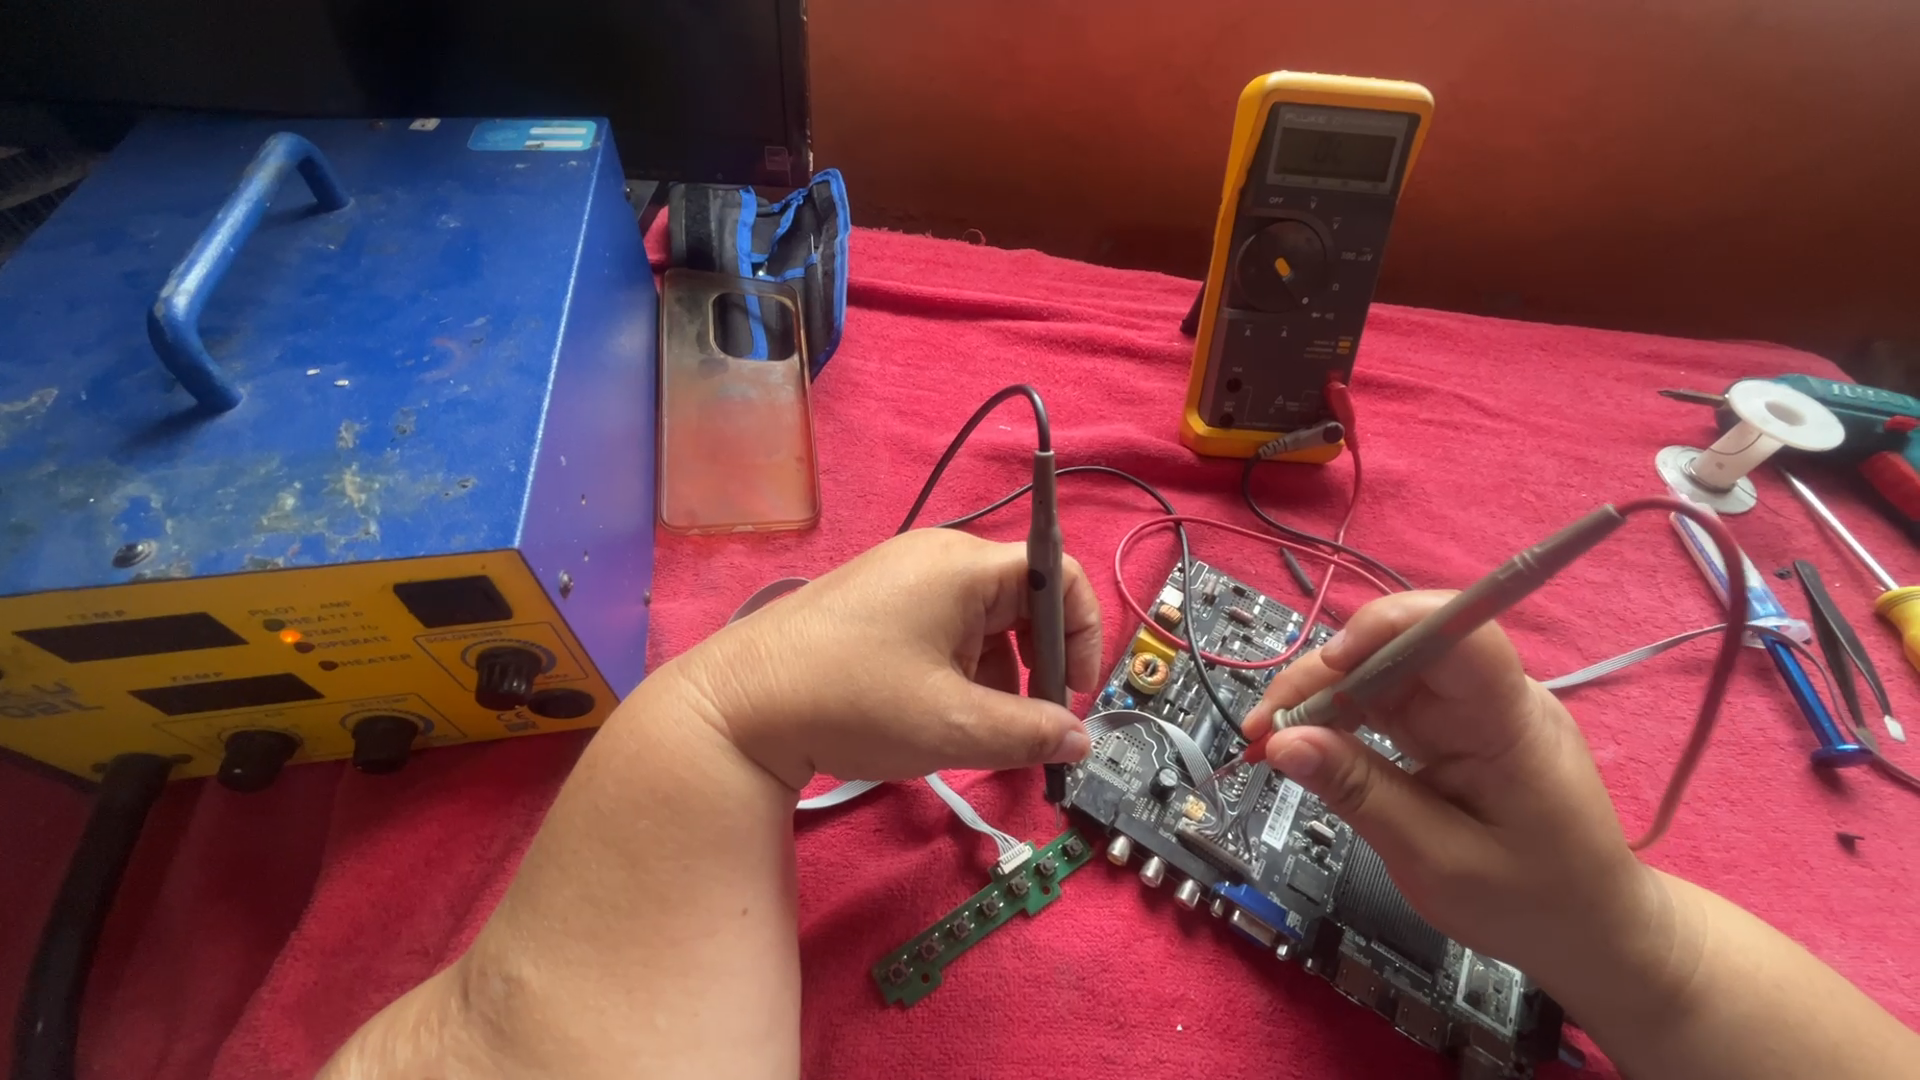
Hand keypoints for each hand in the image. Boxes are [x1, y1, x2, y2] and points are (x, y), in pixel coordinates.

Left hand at [664, 529, 1101, 789]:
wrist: (738, 706)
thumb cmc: (855, 703)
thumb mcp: (953, 726)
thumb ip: (1030, 733)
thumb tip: (1080, 741)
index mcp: (964, 566)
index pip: (1059, 573)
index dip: (1083, 633)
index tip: (1076, 696)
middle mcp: (937, 557)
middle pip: (1021, 596)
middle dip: (1039, 660)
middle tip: (1034, 720)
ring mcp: (902, 576)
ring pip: (982, 617)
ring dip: (998, 670)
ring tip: (976, 724)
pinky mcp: (877, 601)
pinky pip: (944, 624)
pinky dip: (960, 665)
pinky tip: (938, 709)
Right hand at [1242, 591, 1665, 982]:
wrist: (1594, 931)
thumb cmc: (1531, 903)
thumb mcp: (1436, 860)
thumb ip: (1359, 793)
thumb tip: (1283, 743)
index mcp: (1508, 722)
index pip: (1457, 635)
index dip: (1387, 628)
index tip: (1328, 668)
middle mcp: (1487, 696)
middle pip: (1394, 648)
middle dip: (1320, 678)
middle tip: (1263, 731)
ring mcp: (1465, 706)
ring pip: (1375, 671)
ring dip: (1317, 699)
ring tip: (1272, 741)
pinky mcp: (1448, 721)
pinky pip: (1380, 699)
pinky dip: (1335, 717)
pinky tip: (1306, 744)